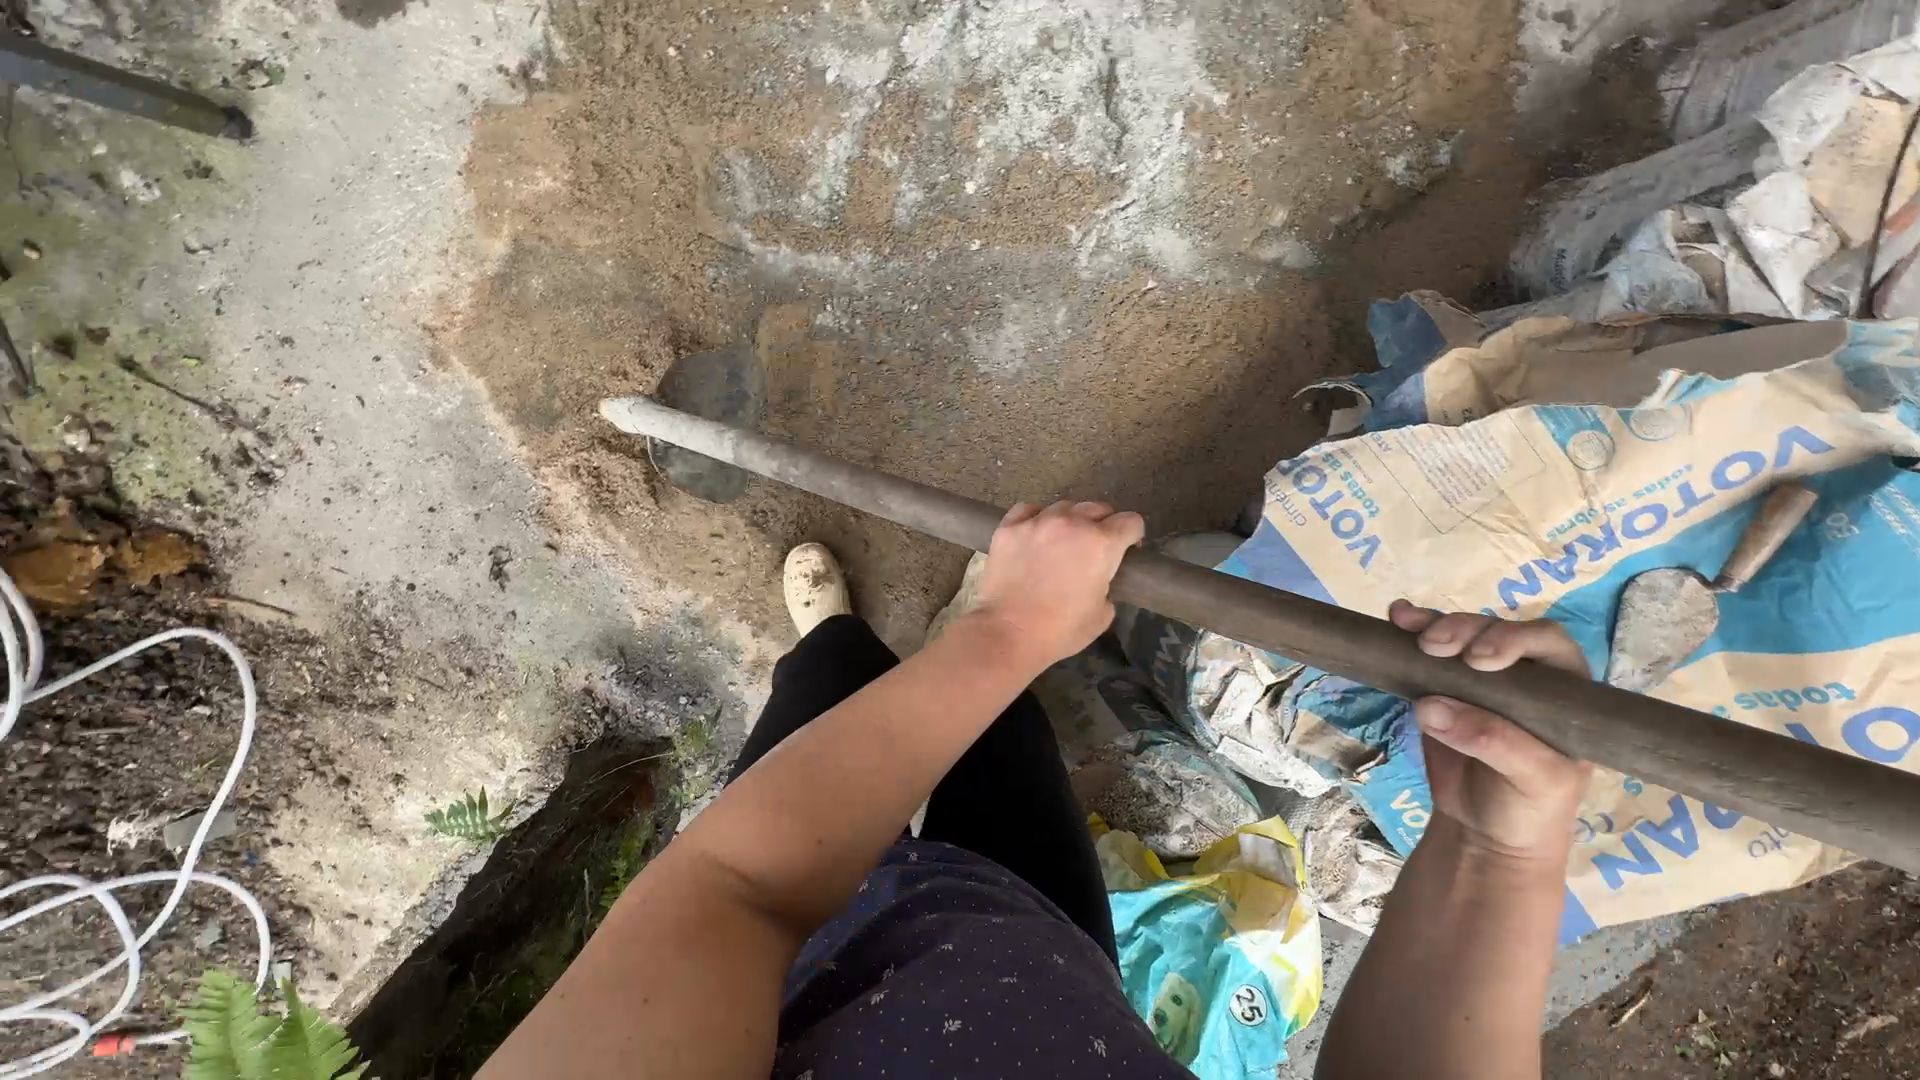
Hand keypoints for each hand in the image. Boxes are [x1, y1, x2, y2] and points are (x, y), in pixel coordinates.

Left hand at [968, 500, 1144, 670]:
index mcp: (1102, 544)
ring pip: (1063, 507)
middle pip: (1097, 509)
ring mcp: (1037, 522)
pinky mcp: (1009, 528)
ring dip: (1070, 521)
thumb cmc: (1061, 631)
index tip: (1126, 549)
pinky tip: (1034, 535)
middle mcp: (1072, 524)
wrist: (1009, 633)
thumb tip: (1098, 579)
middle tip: (1093, 549)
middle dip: (1102, 525)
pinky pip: (1028, 510)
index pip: (1131, 522)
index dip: (1132, 536)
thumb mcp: (1102, 615)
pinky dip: (1035, 519)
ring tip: (1061, 542)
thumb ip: (1107, 585)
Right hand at [1387, 600, 1592, 866]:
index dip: (1514, 640)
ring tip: (1405, 626)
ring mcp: (1477, 678)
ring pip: (1459, 634)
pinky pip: (1425, 652)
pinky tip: (1395, 617)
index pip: (1548, 644)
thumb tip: (1430, 705)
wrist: (1481, 830)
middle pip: (1495, 631)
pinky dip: (1409, 631)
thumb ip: (1494, 742)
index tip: (1479, 660)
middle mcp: (1522, 675)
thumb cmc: (1527, 807)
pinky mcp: (1439, 685)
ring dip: (1433, 625)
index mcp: (1564, 691)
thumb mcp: (1532, 782)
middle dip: (1465, 629)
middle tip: (1434, 646)